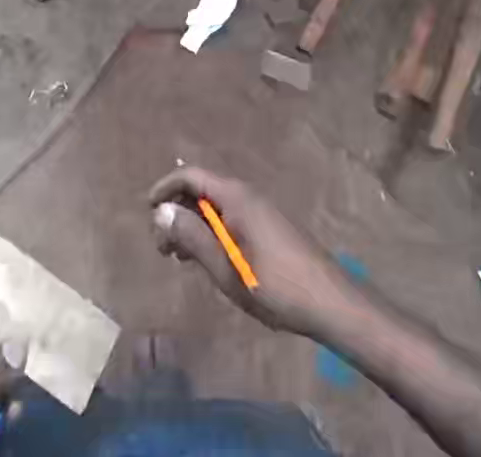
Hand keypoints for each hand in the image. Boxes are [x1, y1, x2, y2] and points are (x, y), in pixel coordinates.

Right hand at [149, 166, 363, 339]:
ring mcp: (260, 211)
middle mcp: (247, 195)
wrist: (333, 305)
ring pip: (215, 206)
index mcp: (236, 197)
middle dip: (176, 211)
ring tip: (178, 257)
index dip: (165, 188)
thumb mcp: (226, 267)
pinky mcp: (269, 228)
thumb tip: (161, 211)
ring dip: (192, 225)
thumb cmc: (276, 286)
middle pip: (201, 190)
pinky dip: (211, 232)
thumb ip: (192, 237)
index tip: (147, 210)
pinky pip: (230, 219)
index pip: (190, 176)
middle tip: (161, 245)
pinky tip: (207, 260)